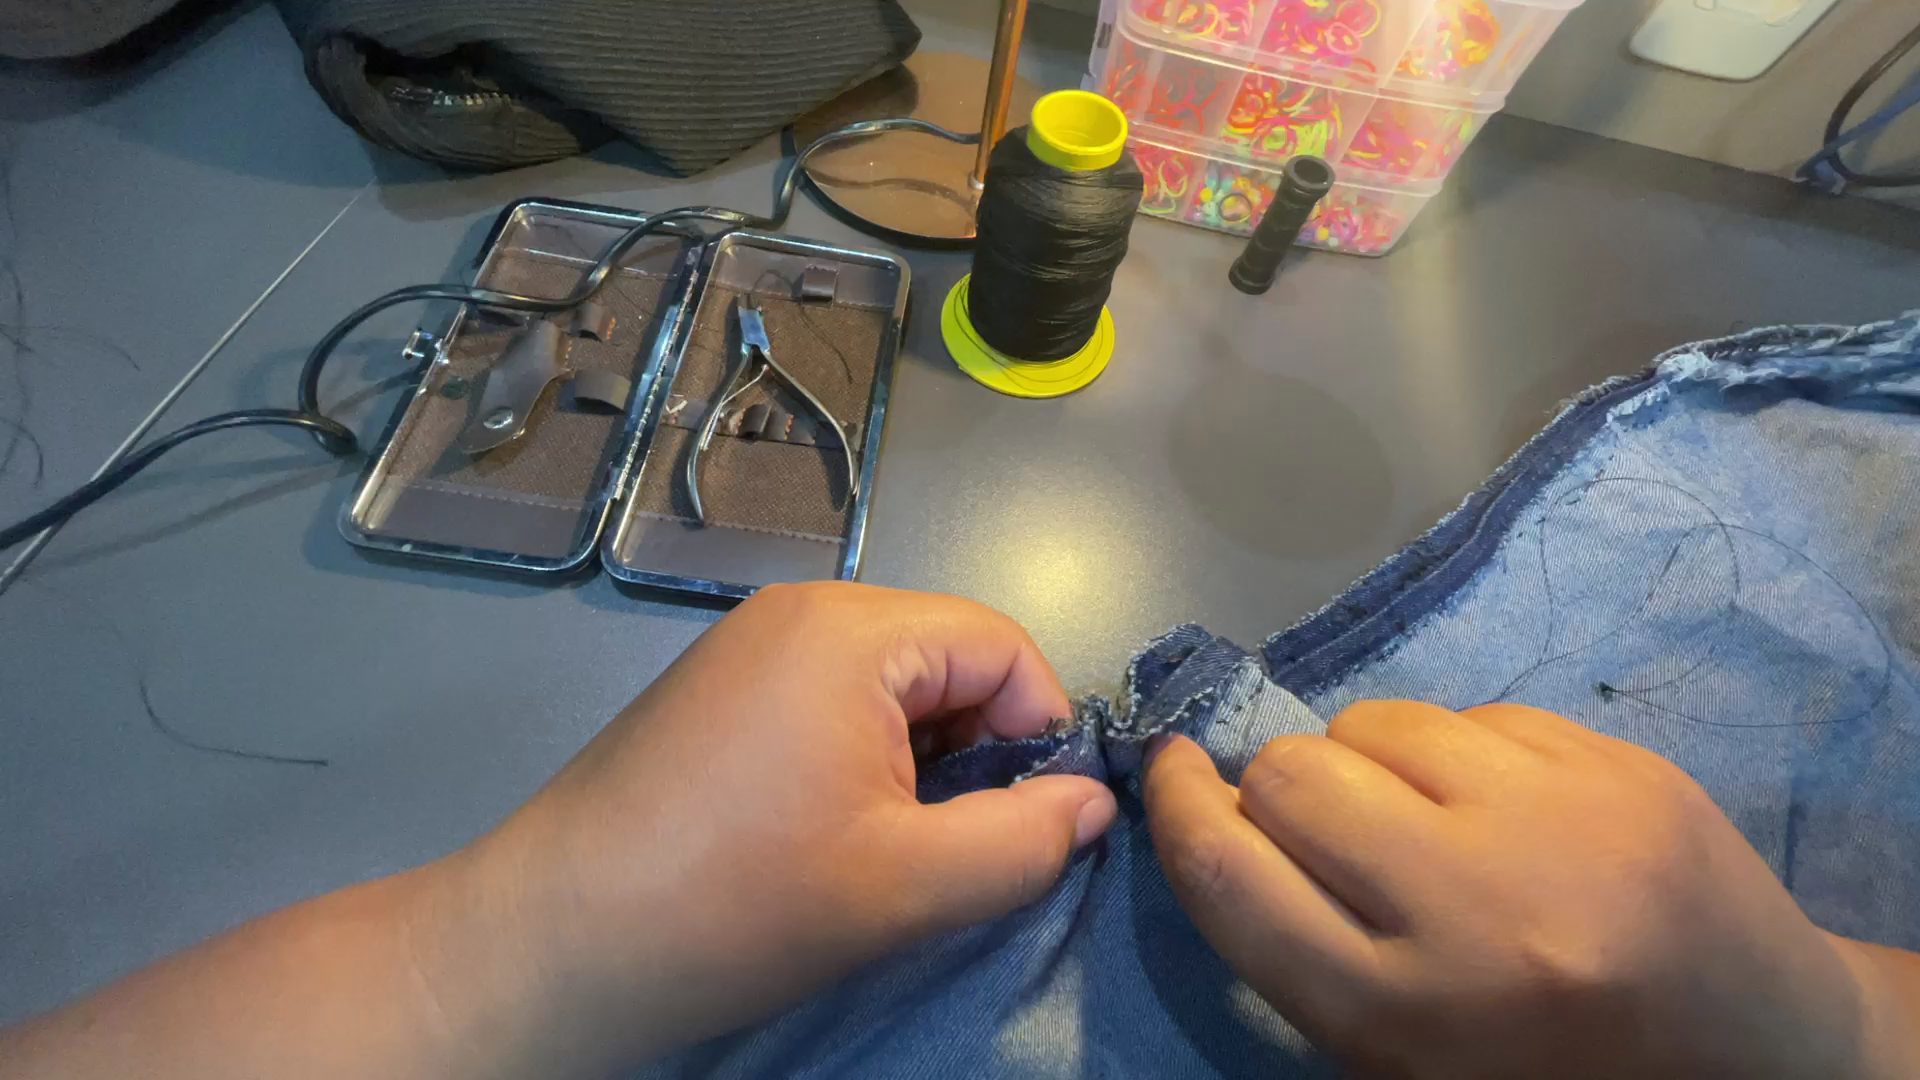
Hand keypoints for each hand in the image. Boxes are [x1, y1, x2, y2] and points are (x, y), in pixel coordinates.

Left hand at [421, 583, 1117, 1074]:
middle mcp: (807, 609)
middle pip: (949, 654)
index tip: (1037, 813)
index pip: (999, 644)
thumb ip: (1023, 840)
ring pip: (899, 676)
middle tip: (964, 834)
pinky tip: (846, 813)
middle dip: (982, 742)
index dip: (1039, 726)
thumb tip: (1094, 801)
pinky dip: (875, 745)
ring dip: (929, 749)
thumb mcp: (906, 884)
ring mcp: (761, 638)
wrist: (546, 943)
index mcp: (853, 629)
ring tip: (902, 833)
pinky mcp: (733, 677)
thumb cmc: (733, 904)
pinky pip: (843, 689)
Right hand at [1144, 700, 1893, 1078]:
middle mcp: (1484, 920)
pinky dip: (1454, 749)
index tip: (1173, 766)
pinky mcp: (1623, 770)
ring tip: (1433, 816)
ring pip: (1367, 721)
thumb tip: (1211, 794)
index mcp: (1405, 1018)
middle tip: (1334, 826)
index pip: (1223, 868)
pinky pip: (1459, 709)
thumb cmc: (1530, 1064)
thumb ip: (1283, 924)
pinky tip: (1511, 806)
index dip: (1174, 800)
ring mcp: (1565, 830)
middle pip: (1288, 775)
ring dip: (1367, 758)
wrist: (1773, 1067)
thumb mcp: (1380, 1040)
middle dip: (1281, 787)